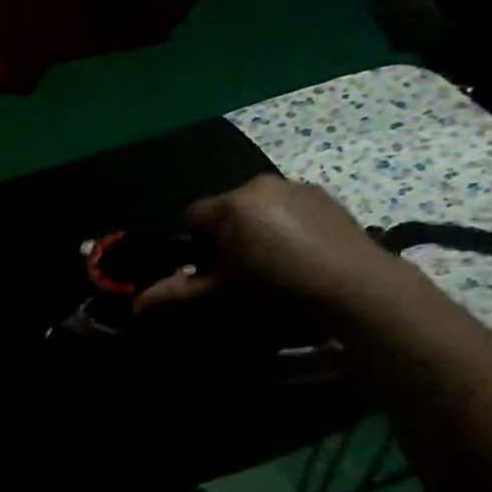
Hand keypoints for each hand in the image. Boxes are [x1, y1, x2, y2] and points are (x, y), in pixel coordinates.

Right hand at [135, 175, 404, 313]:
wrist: (355, 286)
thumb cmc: (279, 290)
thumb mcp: (224, 291)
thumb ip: (179, 292)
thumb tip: (135, 306)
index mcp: (230, 206)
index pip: (191, 216)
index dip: (193, 243)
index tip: (208, 267)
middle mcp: (258, 185)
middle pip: (224, 208)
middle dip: (224, 234)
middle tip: (240, 270)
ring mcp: (292, 186)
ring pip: (255, 205)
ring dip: (253, 227)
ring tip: (272, 261)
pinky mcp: (320, 193)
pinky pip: (284, 204)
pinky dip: (282, 221)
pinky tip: (298, 250)